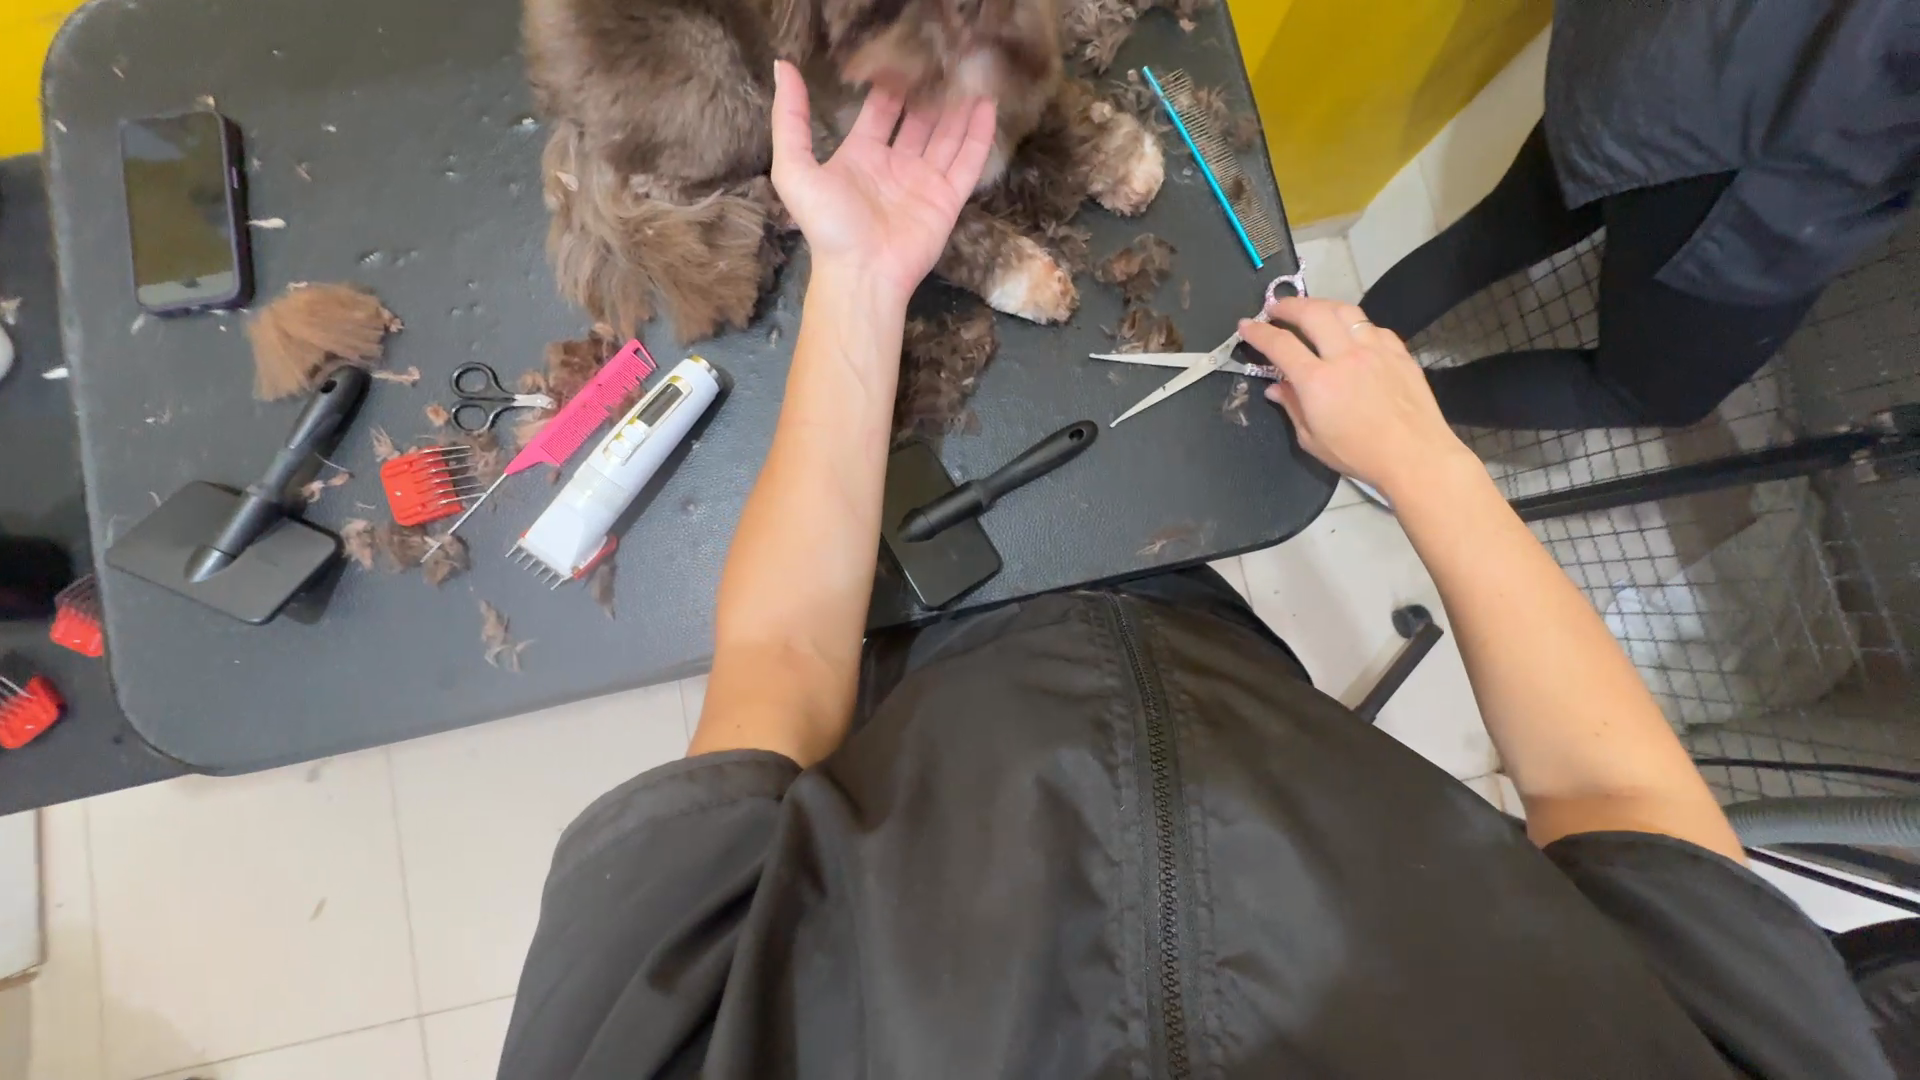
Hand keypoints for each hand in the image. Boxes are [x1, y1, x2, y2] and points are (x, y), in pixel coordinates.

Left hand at [770, 60, 996, 305]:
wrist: (861, 273)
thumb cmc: (828, 226)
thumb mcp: (794, 169)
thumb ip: (790, 119)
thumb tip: (783, 67)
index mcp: (861, 156)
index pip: (881, 112)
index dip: (892, 86)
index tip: (905, 57)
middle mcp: (895, 166)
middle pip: (919, 121)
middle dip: (931, 93)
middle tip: (946, 60)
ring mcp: (924, 183)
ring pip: (947, 137)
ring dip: (959, 108)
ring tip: (973, 74)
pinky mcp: (947, 201)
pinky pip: (967, 164)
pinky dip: (979, 136)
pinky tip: (989, 106)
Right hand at [1240, 296, 1474, 498]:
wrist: (1414, 455)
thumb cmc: (1358, 454)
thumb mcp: (1311, 439)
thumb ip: (1292, 407)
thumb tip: (1276, 388)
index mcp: (1317, 381)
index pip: (1280, 345)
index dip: (1258, 332)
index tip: (1246, 325)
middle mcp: (1345, 356)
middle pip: (1312, 314)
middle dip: (1288, 306)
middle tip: (1275, 307)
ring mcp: (1375, 350)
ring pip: (1344, 311)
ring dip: (1321, 304)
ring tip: (1310, 308)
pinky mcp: (1398, 352)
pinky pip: (1371, 326)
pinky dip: (1353, 323)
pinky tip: (1348, 332)